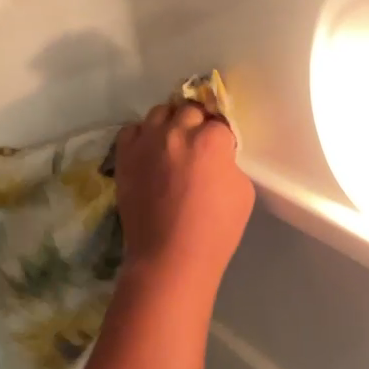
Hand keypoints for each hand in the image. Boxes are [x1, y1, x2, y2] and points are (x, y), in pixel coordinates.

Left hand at [115, 101, 254, 292]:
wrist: (170, 257)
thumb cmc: (215, 231)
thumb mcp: (243, 192)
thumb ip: (229, 164)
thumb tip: (218, 159)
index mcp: (210, 140)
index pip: (221, 123)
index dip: (224, 138)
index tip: (223, 152)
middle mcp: (176, 132)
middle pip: (189, 110)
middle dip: (198, 123)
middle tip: (200, 146)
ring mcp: (147, 142)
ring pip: (160, 112)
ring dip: (171, 123)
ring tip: (174, 143)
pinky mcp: (125, 157)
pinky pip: (132, 130)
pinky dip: (143, 135)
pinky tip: (151, 151)